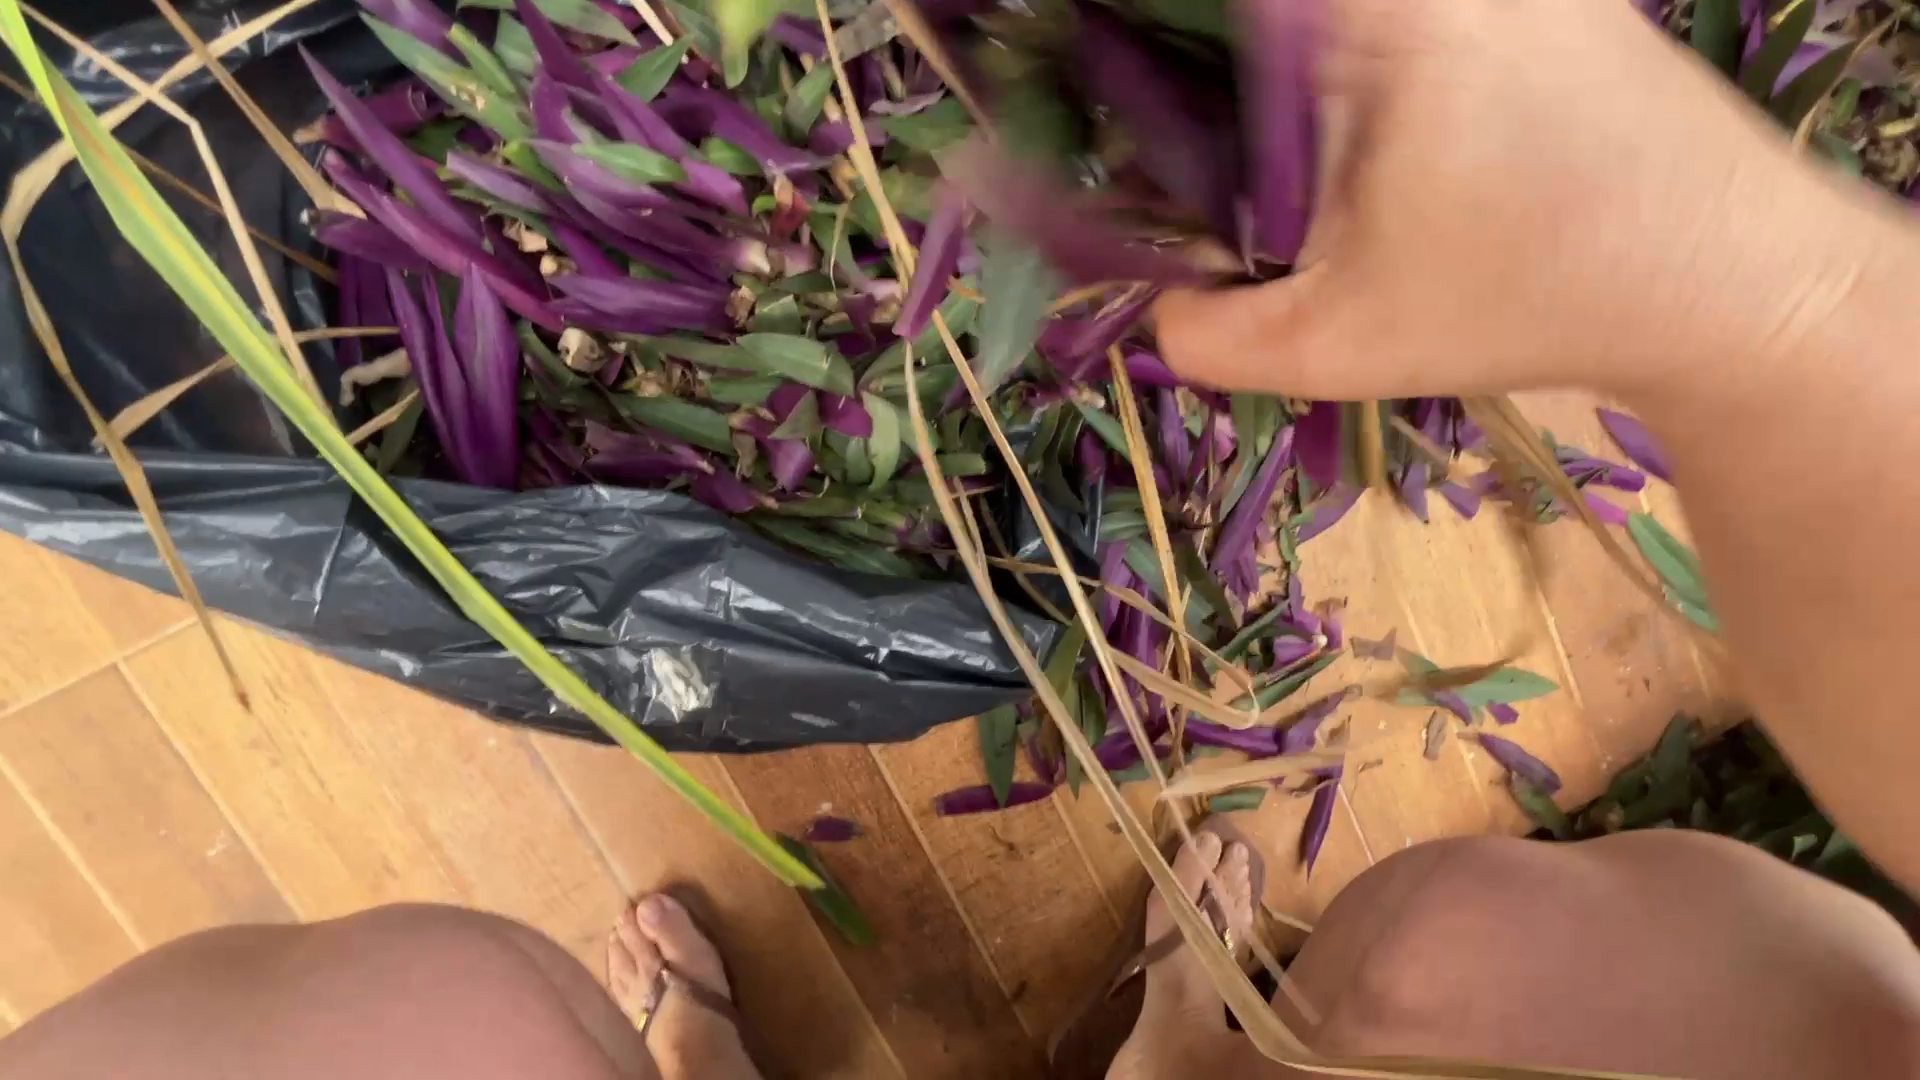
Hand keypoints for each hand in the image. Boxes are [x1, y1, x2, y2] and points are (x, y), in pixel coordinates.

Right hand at [1156, 0, 1896, 401]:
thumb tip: (1145, 304)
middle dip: (1175, 77)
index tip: (1094, 116)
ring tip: (1230, 175)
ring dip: (1240, 90)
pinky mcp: (1492, 5)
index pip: (1200, 12)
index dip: (1123, 49)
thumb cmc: (1521, 305)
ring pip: (1294, 29)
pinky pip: (1355, 34)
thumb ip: (1203, 336)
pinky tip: (1302, 154)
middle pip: (1240, 22)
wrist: (1720, 280)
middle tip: (1155, 168)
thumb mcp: (1330, 349)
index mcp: (1371, 20)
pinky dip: (1300, 84)